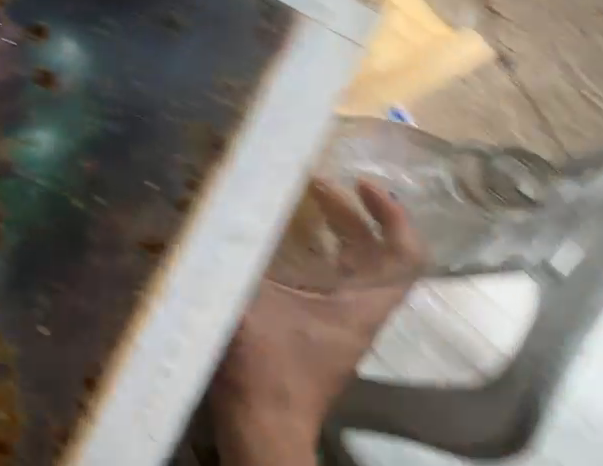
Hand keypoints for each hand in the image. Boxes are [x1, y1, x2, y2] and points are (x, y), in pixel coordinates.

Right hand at [211, 180, 424, 464]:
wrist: (261, 421)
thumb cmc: (264, 366)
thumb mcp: (244, 303)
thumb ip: (227, 256)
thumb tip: (199, 213)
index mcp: (358, 305)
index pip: (403, 256)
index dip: (392, 215)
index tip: (362, 182)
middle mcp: (355, 310)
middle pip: (372, 254)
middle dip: (346, 212)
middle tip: (311, 182)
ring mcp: (333, 320)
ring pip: (346, 265)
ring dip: (325, 231)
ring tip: (291, 202)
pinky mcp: (308, 326)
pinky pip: (319, 277)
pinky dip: (302, 250)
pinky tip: (265, 239)